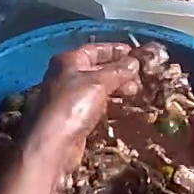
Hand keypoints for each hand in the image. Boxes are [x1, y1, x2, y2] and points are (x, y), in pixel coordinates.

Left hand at [27, 43, 140, 165]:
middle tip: (139, 75)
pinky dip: (109, 101)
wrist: (53, 144)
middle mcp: (66, 75)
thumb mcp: (100, 82)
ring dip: (116, 86)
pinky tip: (123, 105)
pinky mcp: (74, 116)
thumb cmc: (74, 105)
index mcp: (68, 61)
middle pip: (97, 67)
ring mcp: (69, 97)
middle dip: (119, 70)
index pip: (95, 49)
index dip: (115, 50)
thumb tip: (134, 62)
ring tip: (135, 90)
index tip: (135, 53)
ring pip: (97, 86)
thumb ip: (118, 71)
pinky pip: (96, 102)